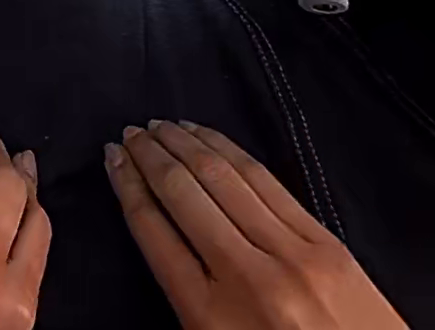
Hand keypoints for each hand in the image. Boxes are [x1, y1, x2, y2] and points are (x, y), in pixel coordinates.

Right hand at [105, 120, 407, 329]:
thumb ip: (189, 303)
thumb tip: (161, 234)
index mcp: (211, 321)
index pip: (153, 231)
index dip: (127, 186)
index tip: (111, 156)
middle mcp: (245, 277)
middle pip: (182, 193)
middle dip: (149, 155)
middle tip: (130, 130)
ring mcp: (289, 254)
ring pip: (220, 175)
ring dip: (183, 142)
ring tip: (159, 125)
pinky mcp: (323, 241)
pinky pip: (263, 178)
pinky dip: (227, 148)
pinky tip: (207, 135)